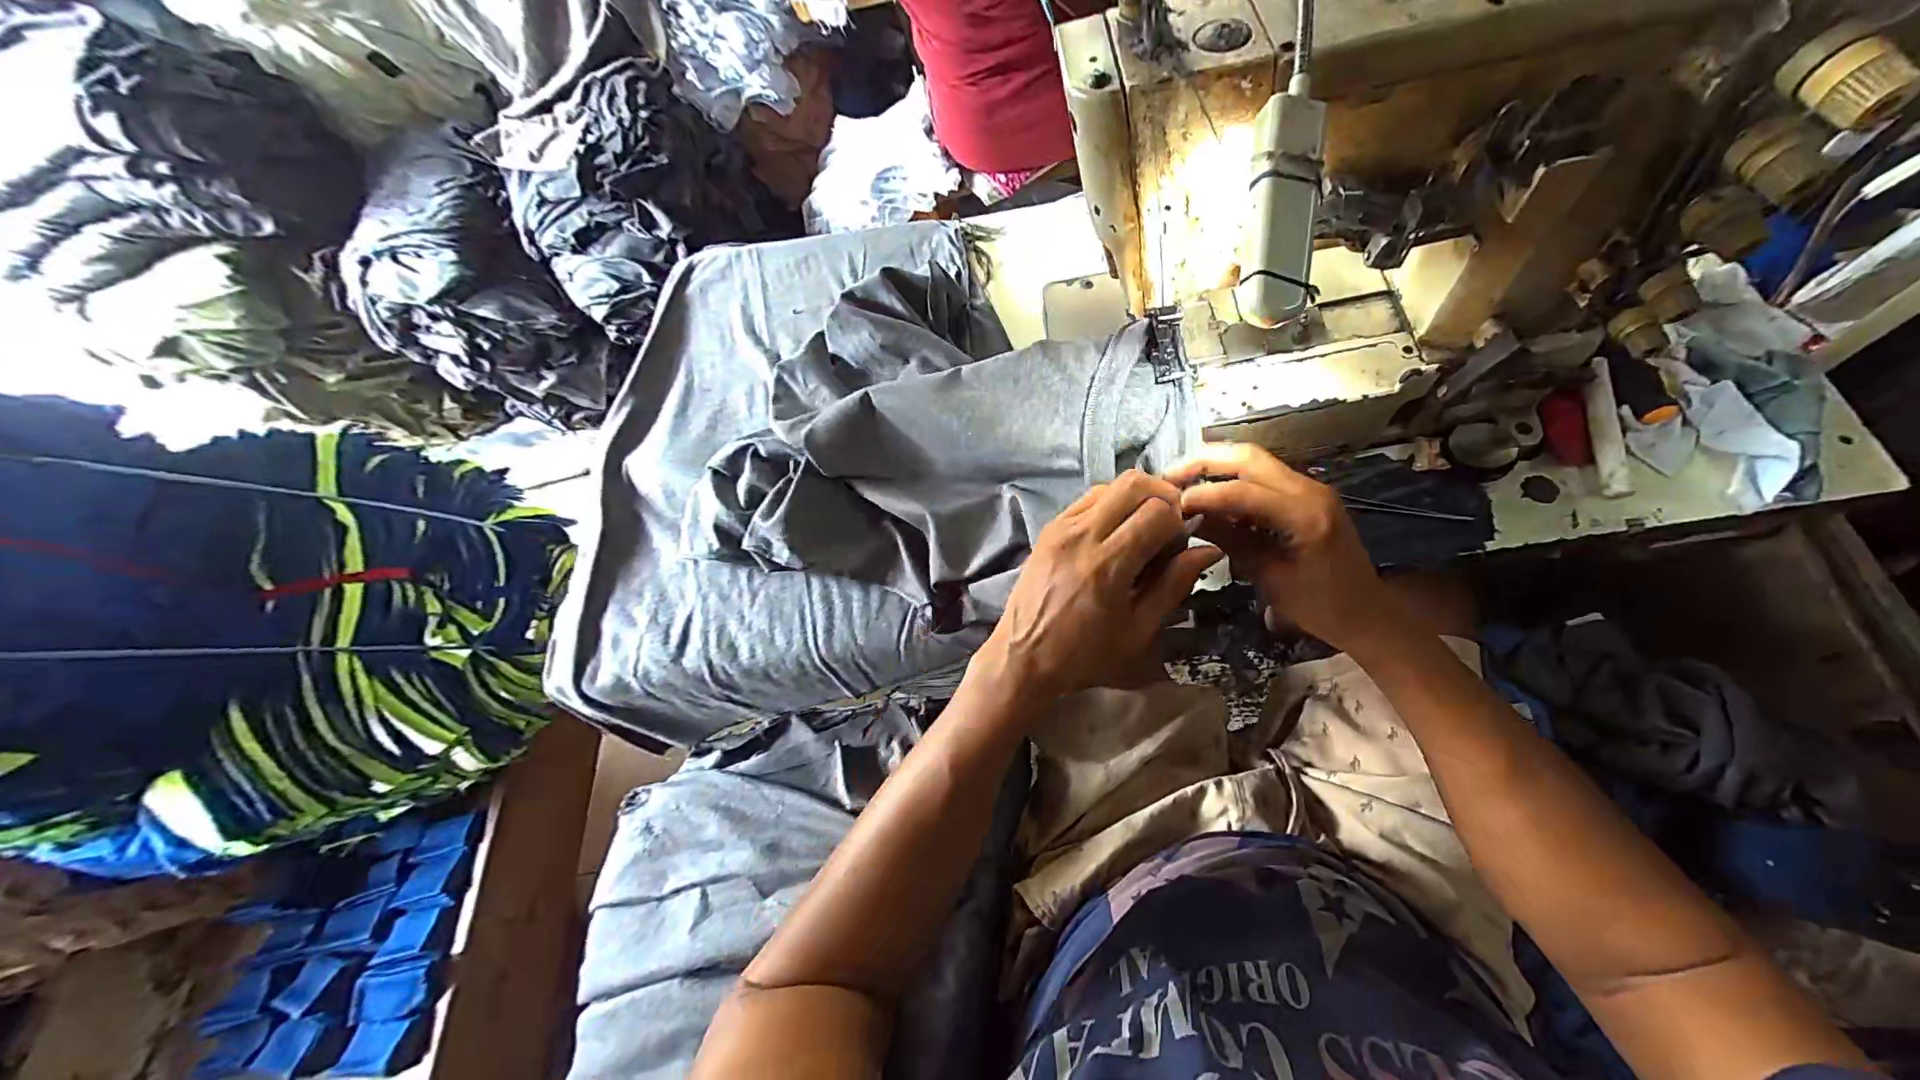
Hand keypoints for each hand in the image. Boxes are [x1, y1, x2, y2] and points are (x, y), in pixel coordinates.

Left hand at [976, 470, 1224, 701]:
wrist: (1023, 655)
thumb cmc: (1084, 653)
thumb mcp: (1138, 629)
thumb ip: (1174, 584)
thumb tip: (1208, 550)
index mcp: (1108, 564)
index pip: (1158, 511)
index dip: (1179, 524)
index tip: (1178, 547)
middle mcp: (1083, 535)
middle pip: (1135, 483)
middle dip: (1163, 498)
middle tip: (1167, 528)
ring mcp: (1061, 527)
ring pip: (1110, 485)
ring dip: (1135, 499)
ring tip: (1141, 530)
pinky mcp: (1049, 528)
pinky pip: (1087, 498)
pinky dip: (1109, 505)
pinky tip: (1114, 534)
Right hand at [1165, 443, 1400, 653]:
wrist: (1367, 611)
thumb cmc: (1320, 606)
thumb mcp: (1269, 578)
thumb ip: (1232, 541)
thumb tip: (1190, 517)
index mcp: (1305, 515)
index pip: (1243, 492)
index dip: (1203, 494)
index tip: (1170, 503)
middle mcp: (1310, 490)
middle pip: (1248, 458)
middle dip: (1205, 461)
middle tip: (1169, 474)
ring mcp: (1310, 488)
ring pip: (1254, 461)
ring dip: (1216, 466)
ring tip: (1182, 479)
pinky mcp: (1305, 494)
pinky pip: (1263, 476)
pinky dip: (1231, 478)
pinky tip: (1209, 492)